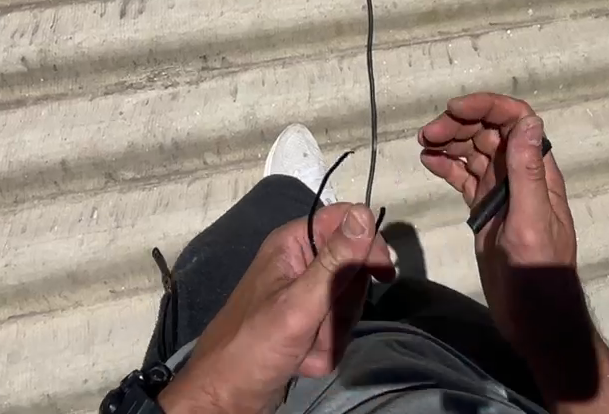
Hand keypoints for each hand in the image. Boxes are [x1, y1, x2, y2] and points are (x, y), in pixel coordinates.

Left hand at [159, 203, 392, 413]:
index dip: (368, 243)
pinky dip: (326, 347)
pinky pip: (337, 326)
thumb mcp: (300, 301)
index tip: (384, 274)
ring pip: (348, 301)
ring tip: (306, 348)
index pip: (346, 221)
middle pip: (352, 267)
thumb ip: (335, 260)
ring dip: (333, 331)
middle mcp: (300, 260)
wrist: (225, 397)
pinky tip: (303, 359)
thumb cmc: (255, 343)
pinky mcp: (307, 320)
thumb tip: (365, 213)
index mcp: (295, 241)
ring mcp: (304, 292)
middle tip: (321, 324)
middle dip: (343, 304)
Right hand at [418, 94, 576, 343]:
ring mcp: (501, 191)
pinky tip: (428, 162)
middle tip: (427, 134)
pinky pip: (464, 175)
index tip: (453, 109)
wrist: (535, 326)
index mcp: (537, 171)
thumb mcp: (531, 224)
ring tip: (423, 144)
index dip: (486, 106)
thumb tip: (527, 121)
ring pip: (474, 150)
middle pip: (489, 131)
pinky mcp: (485, 209)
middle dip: (459, 123)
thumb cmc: (538, 277)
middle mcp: (519, 174)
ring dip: (449, 140)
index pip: (516, 120)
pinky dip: (446, 165)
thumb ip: (527, 173)